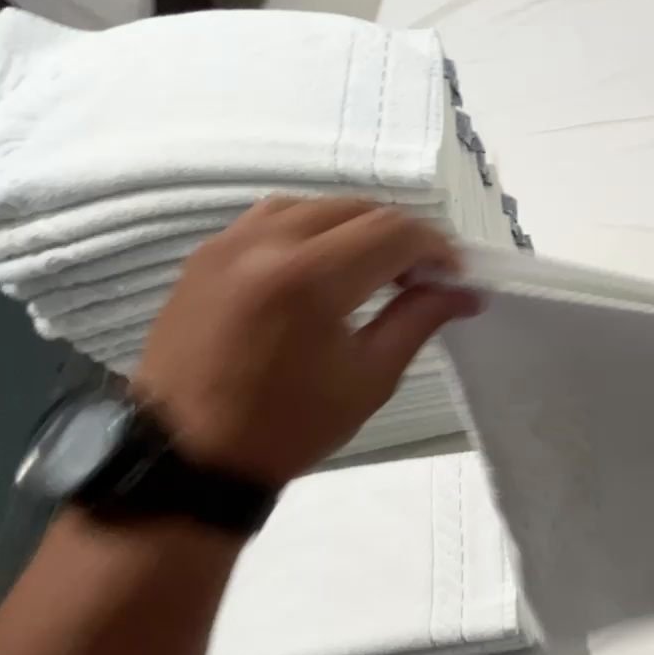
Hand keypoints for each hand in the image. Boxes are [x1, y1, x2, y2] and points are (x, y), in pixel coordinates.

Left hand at [132, 198, 482, 484]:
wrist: (191, 448)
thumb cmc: (292, 424)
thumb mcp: (371, 378)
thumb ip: (417, 321)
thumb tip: (462, 292)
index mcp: (311, 279)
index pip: (393, 232)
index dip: (437, 248)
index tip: (457, 278)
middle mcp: (266, 243)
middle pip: (357, 209)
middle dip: (404, 236)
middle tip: (427, 279)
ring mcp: (230, 240)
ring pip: (316, 206)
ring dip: (361, 229)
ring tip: (382, 273)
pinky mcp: (209, 251)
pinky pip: (276, 218)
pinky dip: (319, 231)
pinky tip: (332, 269)